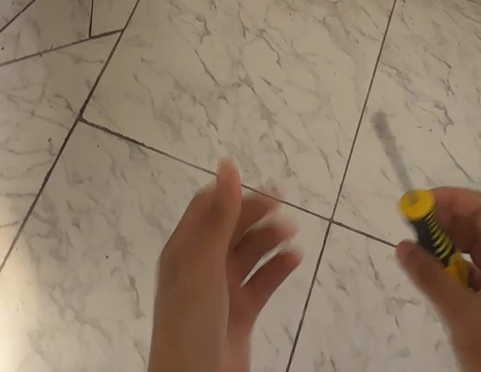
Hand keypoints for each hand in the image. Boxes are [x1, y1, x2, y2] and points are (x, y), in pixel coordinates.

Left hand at [148, 159, 304, 371]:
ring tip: (292, 230)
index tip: (259, 182)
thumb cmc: (192, 316)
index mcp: (185, 249)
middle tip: (284, 201)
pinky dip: (278, 267)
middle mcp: (202, 265)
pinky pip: (262, 282)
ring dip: (270, 238)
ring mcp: (222, 290)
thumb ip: (219, 213)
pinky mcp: (241, 313)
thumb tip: (228, 164)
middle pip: (231, 227)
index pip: (207, 207)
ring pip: (249, 253)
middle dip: (256, 212)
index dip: (231, 192)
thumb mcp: (204, 260)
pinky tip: (295, 257)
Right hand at [393, 187, 480, 371]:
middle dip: (442, 221)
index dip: (449, 199)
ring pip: (471, 250)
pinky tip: (430, 278)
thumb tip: (402, 245)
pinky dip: (449, 271)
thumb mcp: (464, 314)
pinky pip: (470, 275)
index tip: (416, 204)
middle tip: (410, 227)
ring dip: (444, 246)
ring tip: (416, 252)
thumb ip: (432, 277)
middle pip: (475, 226)